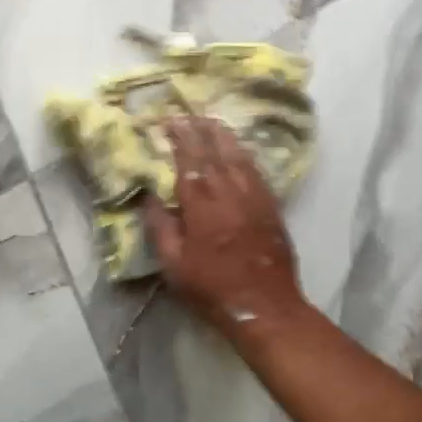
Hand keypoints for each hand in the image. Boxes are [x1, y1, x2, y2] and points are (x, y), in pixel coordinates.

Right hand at [143, 116, 307, 338]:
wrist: (266, 308)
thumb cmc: (212, 289)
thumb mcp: (173, 264)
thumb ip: (160, 227)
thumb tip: (149, 195)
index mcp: (202, 208)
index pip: (189, 164)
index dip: (180, 140)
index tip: (170, 122)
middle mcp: (230, 196)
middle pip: (214, 154)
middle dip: (200, 131)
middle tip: (188, 113)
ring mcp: (254, 200)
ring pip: (239, 159)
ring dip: (224, 137)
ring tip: (212, 121)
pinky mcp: (271, 209)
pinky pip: (257, 173)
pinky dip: (245, 156)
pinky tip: (239, 149)